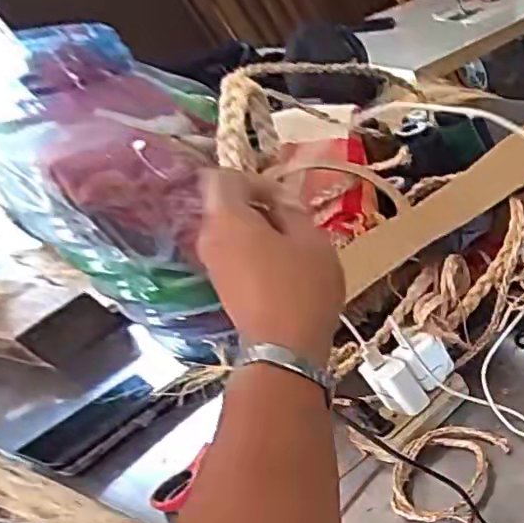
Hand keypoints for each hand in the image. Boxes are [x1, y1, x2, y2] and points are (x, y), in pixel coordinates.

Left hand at [196, 169, 344, 359]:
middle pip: (227, 207)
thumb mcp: (315, 245)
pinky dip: (258, 257)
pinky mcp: (222, 286)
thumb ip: (295, 214)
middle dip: (261, 210)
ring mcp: (212, 263)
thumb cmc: (304, 289)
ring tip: (296, 255)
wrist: (284, 345)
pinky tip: (286, 276)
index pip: (225, 176)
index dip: (256, 181)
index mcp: (228, 217)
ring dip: (262, 236)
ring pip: (233, 233)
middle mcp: (209, 234)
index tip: (288, 201)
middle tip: (298, 229)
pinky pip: (237, 257)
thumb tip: (283, 200)